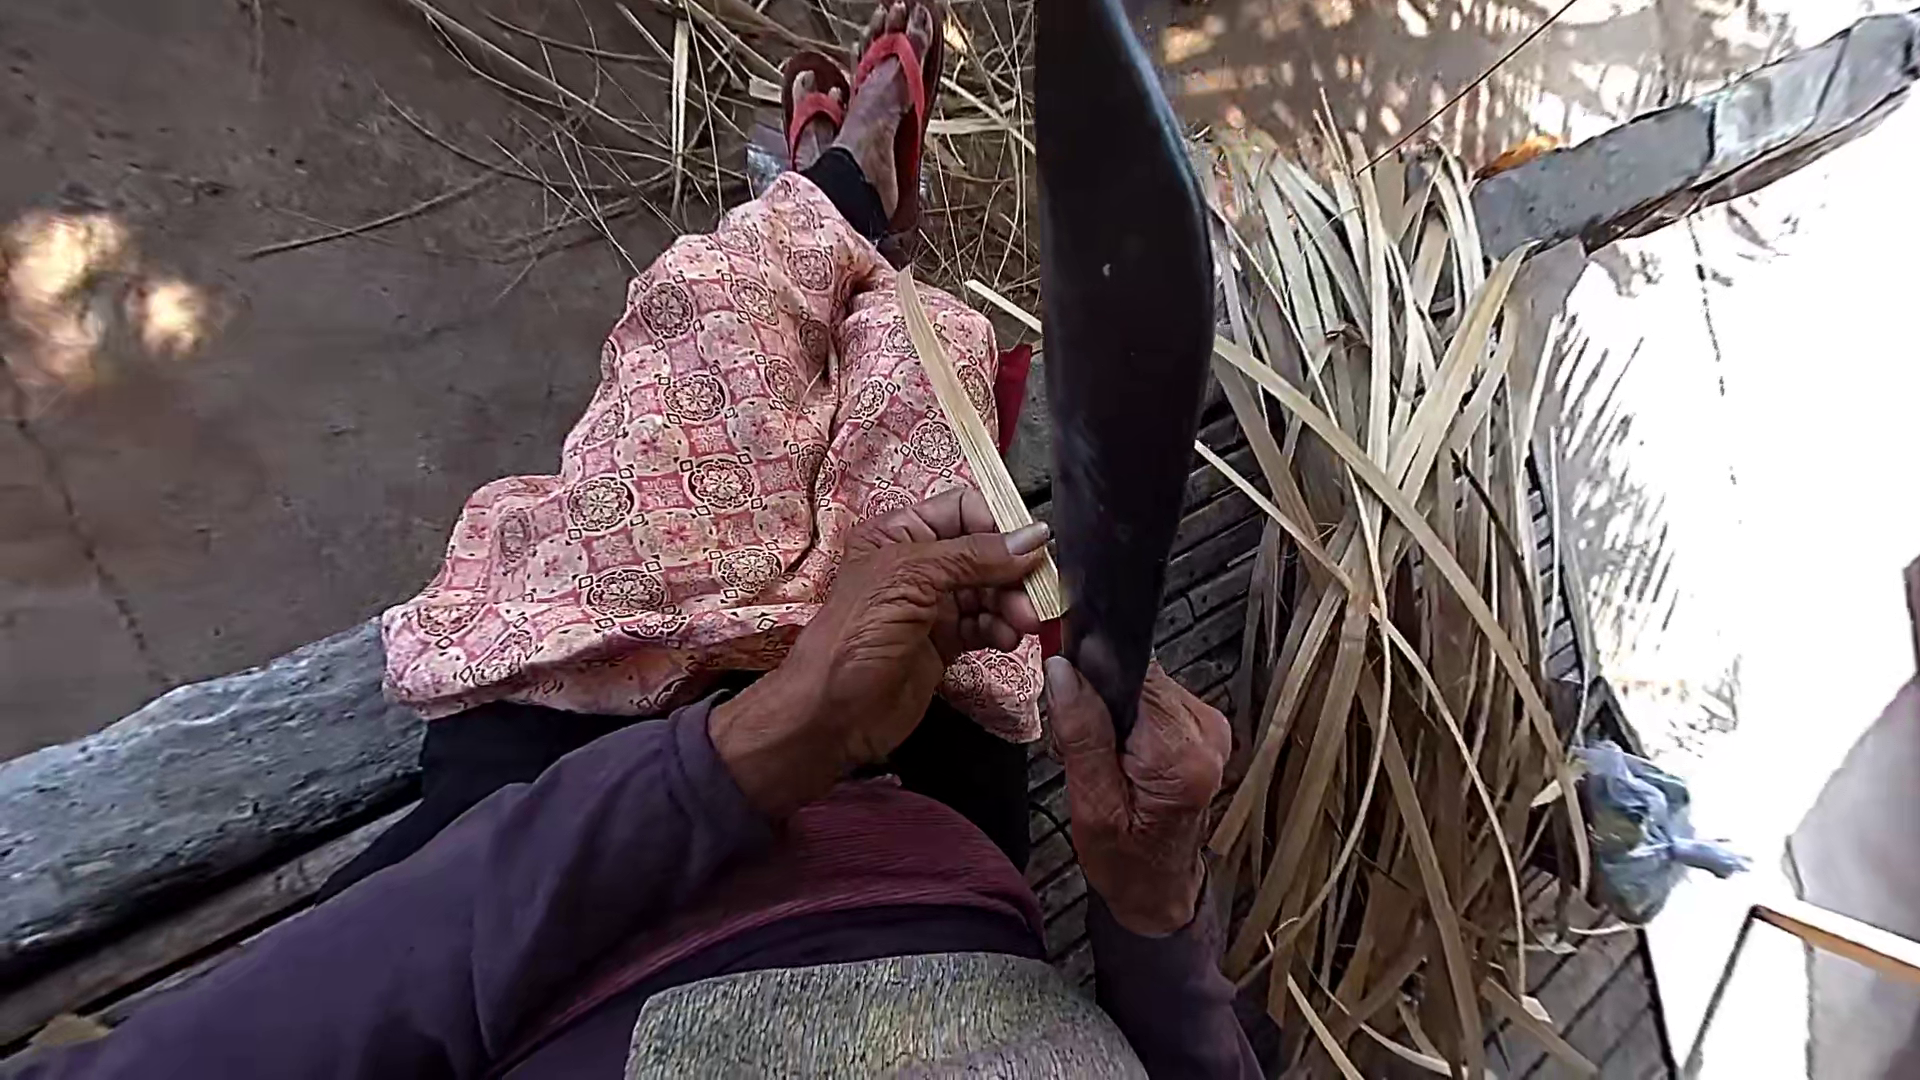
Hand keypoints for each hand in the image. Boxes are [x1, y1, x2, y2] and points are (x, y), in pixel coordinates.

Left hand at [710, 488, 1047, 816]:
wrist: (833, 715)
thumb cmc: (856, 636)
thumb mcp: (910, 580)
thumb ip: (974, 556)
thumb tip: (1035, 538)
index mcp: (902, 533)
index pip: (964, 510)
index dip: (999, 526)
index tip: (1031, 549)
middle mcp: (921, 564)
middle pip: (985, 552)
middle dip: (1013, 572)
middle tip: (1036, 596)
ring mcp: (935, 603)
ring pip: (991, 590)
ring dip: (1013, 604)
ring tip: (1023, 623)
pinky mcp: (947, 640)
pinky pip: (987, 624)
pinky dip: (1002, 629)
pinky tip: (1008, 639)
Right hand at [1048, 658, 1228, 935]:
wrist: (1160, 890)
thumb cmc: (1127, 863)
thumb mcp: (1091, 806)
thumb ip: (1081, 733)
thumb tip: (1064, 672)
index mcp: (1179, 755)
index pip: (1129, 676)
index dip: (1092, 682)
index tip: (1072, 708)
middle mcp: (1204, 734)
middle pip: (1136, 678)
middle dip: (1099, 699)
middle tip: (1083, 746)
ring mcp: (1207, 728)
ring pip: (1141, 684)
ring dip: (1112, 708)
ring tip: (1102, 752)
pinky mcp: (1201, 727)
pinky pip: (1152, 697)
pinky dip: (1128, 716)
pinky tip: (1120, 747)